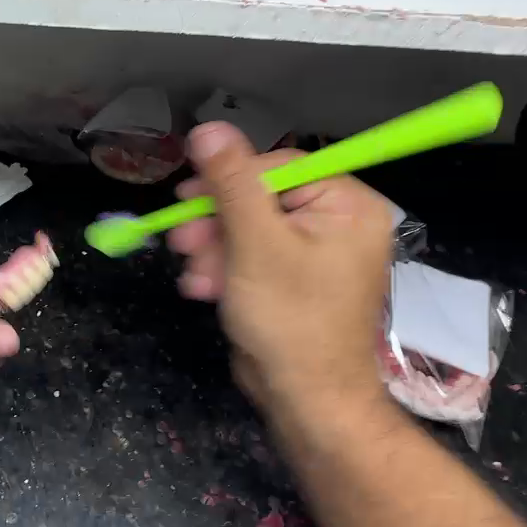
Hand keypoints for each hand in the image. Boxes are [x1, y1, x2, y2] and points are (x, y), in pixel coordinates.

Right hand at [167, 122, 396, 418]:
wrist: (304, 398)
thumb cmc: (289, 318)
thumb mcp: (254, 243)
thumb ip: (230, 183)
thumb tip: (208, 128)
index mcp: (347, 206)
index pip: (280, 167)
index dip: (229, 180)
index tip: (186, 196)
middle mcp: (336, 223)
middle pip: (258, 199)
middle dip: (214, 224)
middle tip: (179, 240)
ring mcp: (312, 254)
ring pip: (246, 231)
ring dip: (211, 251)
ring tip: (195, 277)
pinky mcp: (290, 280)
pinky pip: (249, 257)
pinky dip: (222, 269)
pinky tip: (204, 289)